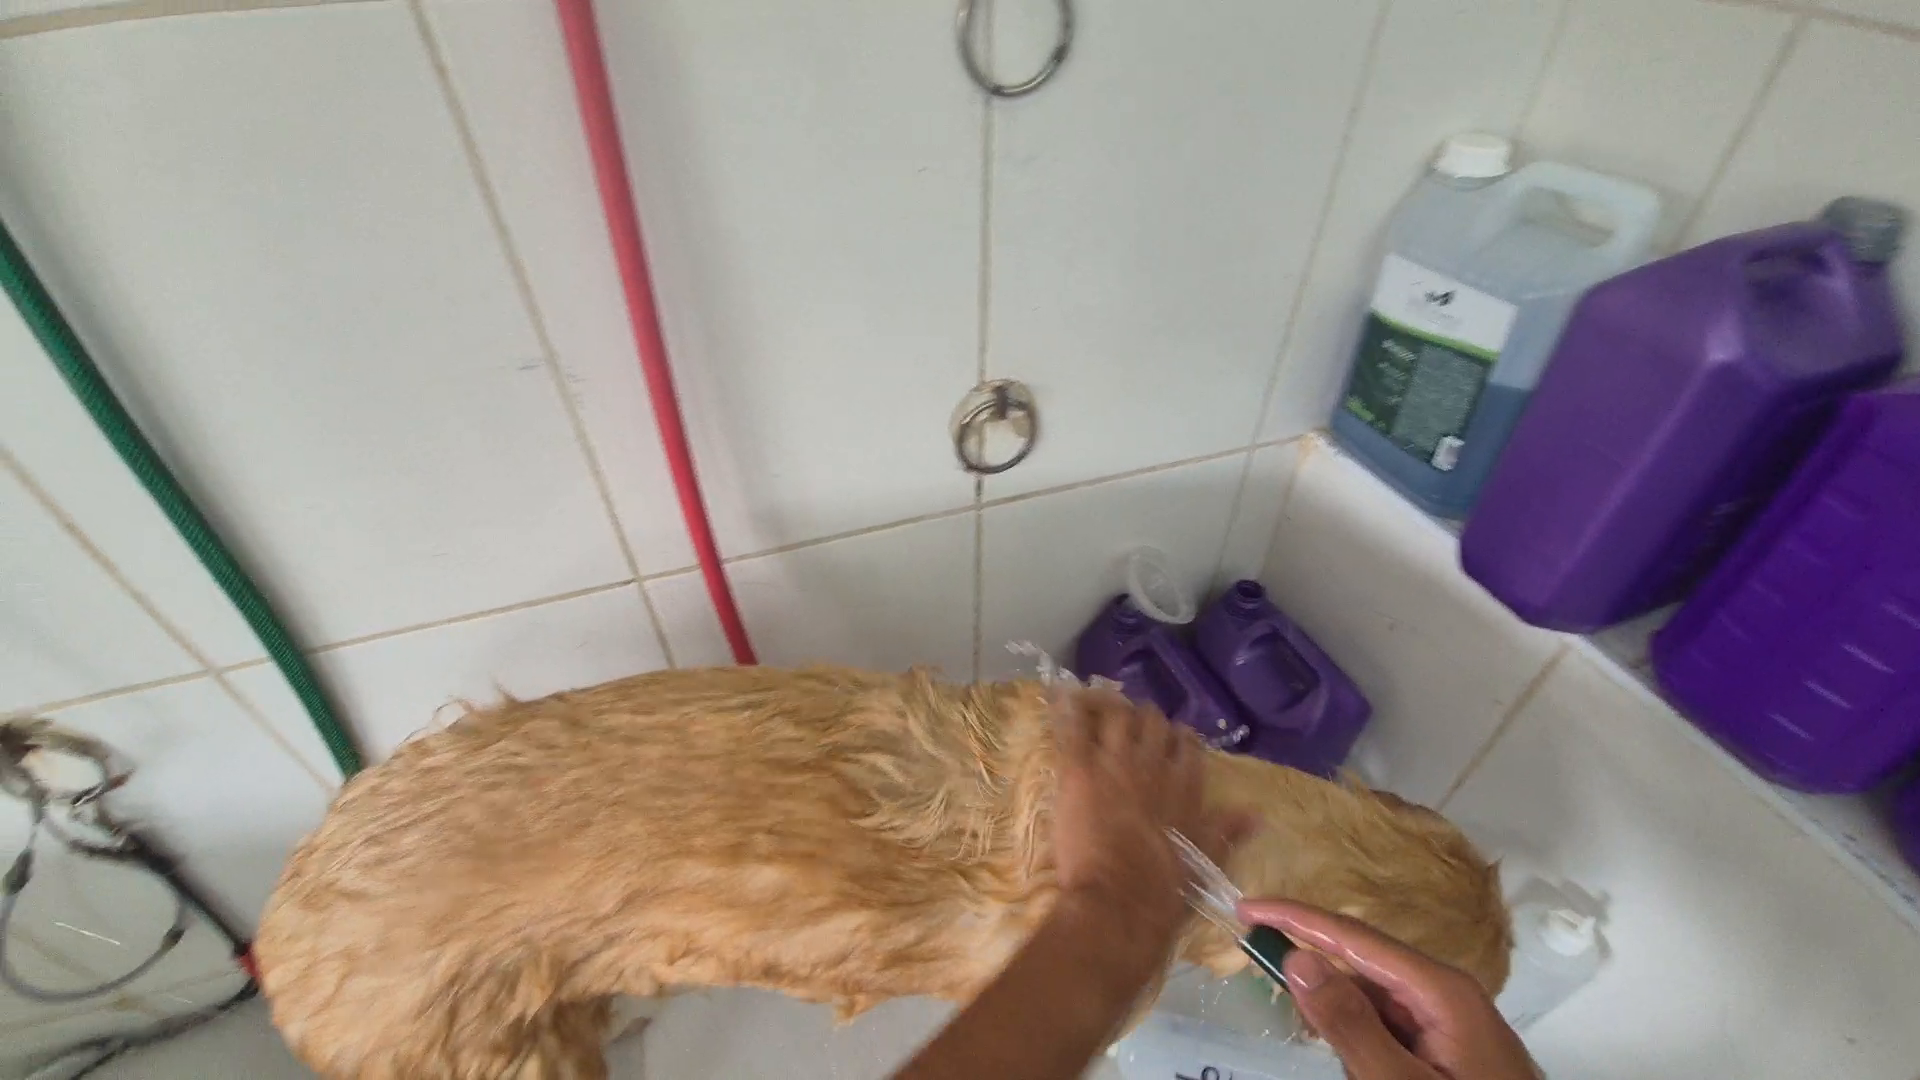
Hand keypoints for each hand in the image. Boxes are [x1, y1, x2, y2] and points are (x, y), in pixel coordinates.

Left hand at [1050, 689, 1247, 945]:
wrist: (1118, 902)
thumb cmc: (1162, 890)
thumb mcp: (1204, 860)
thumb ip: (1227, 831)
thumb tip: (1256, 815)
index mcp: (1183, 786)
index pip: (1188, 746)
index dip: (1179, 737)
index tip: (1172, 737)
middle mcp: (1152, 766)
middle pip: (1151, 722)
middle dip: (1143, 718)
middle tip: (1131, 723)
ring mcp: (1114, 763)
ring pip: (1115, 716)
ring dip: (1109, 711)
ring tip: (1099, 710)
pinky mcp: (1079, 769)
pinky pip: (1073, 729)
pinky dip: (1066, 710)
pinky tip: (1061, 694)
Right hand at [1236, 901, 1538, 1079]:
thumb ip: (1350, 1024)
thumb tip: (1297, 956)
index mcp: (1441, 988)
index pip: (1351, 934)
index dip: (1293, 917)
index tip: (1244, 909)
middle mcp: (1445, 991)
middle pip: (1359, 962)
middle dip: (1316, 976)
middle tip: (1277, 990)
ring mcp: (1448, 1020)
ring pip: (1370, 997)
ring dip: (1342, 1022)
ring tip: (1349, 1063)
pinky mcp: (1447, 1047)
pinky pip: (1387, 1024)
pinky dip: (1362, 1040)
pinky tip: (1360, 1066)